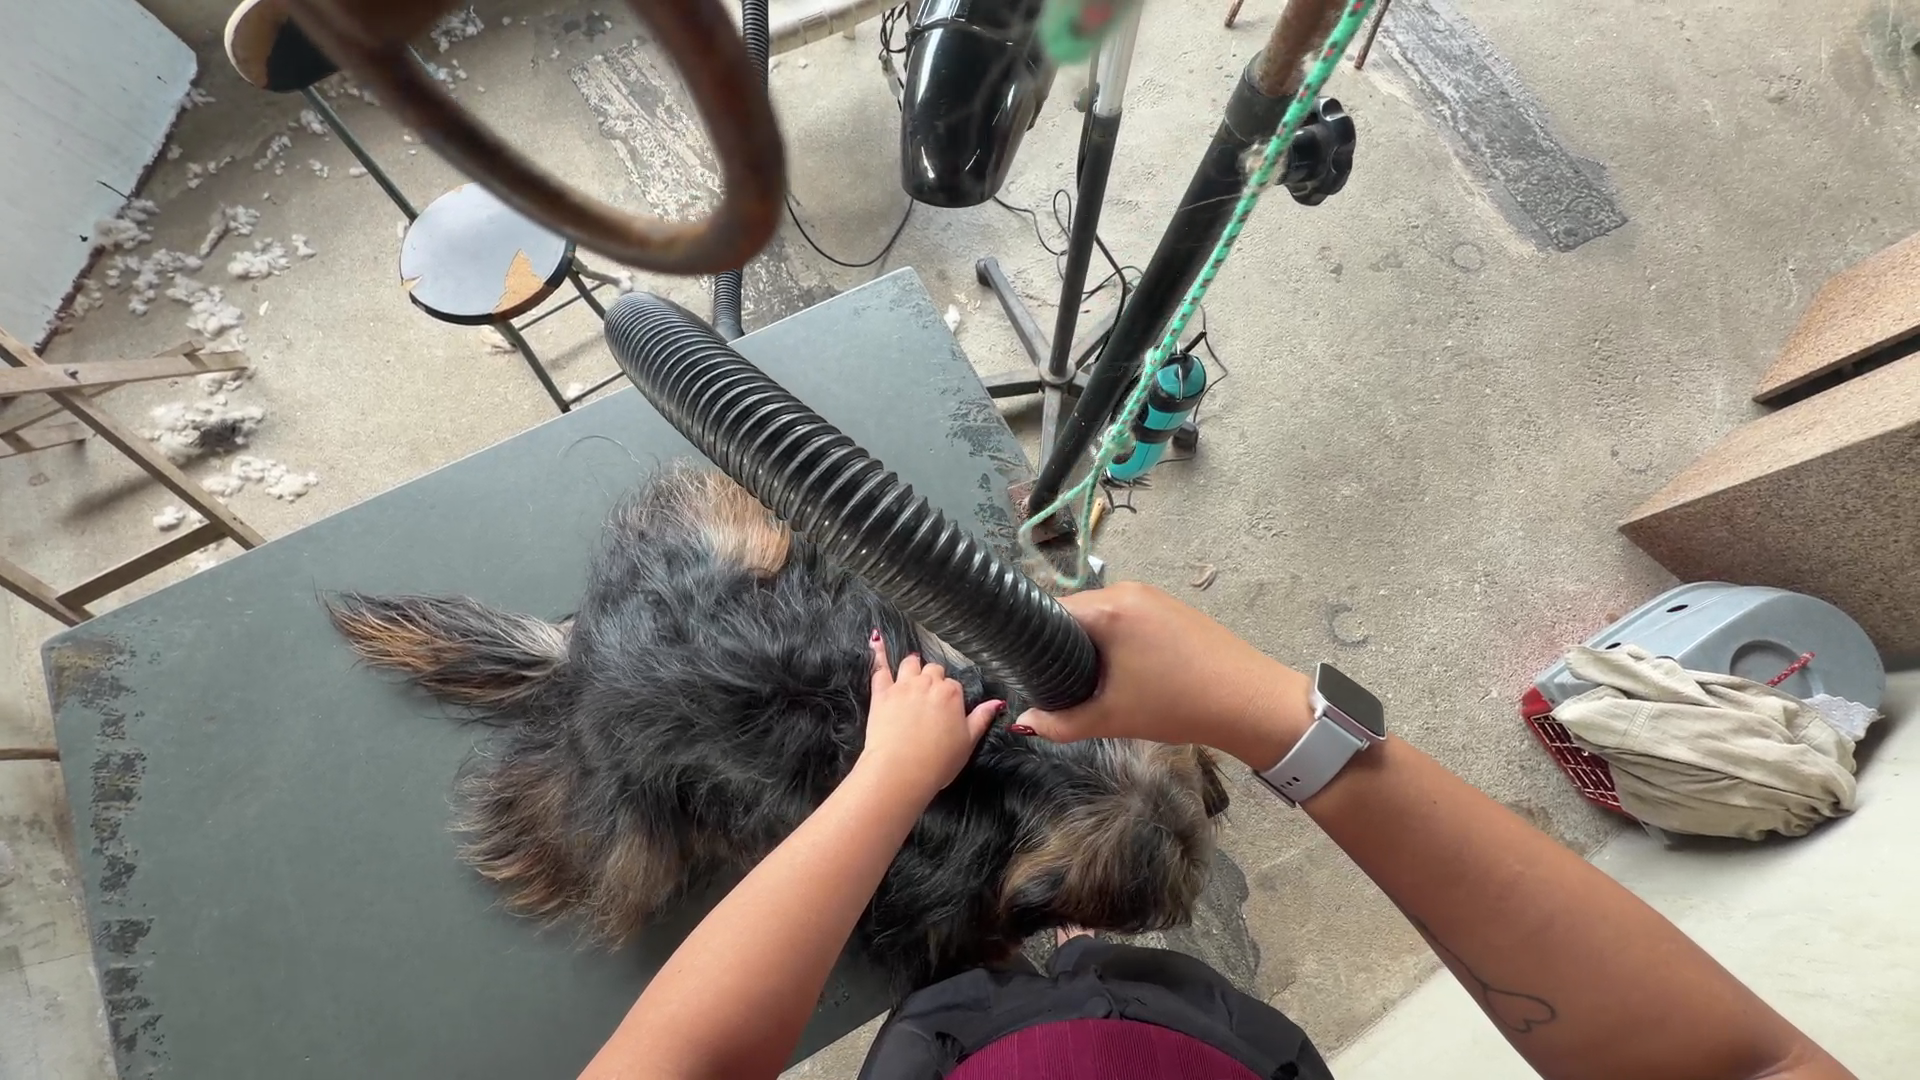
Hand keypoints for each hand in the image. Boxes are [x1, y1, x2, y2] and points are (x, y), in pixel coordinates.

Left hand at [858, 633, 1001, 799]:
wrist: (901, 771)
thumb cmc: (937, 761)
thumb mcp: (968, 742)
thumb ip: (982, 718)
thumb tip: (997, 703)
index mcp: (952, 694)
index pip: (954, 685)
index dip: (950, 697)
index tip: (947, 710)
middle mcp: (928, 684)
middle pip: (933, 670)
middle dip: (933, 678)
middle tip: (930, 695)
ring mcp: (903, 686)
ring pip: (910, 664)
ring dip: (913, 665)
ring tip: (912, 667)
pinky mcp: (881, 693)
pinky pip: (879, 668)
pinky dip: (878, 653)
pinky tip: (875, 639)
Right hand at [1013, 582, 1314, 770]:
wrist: (1252, 703)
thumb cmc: (1177, 705)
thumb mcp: (1111, 718)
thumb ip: (1060, 722)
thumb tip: (1023, 723)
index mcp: (1108, 607)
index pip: (1049, 612)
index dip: (1033, 639)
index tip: (1027, 668)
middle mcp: (1127, 589)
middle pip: (1076, 611)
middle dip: (1063, 643)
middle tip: (1057, 680)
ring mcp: (1153, 595)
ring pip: (1103, 614)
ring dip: (1092, 641)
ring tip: (1090, 677)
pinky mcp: (1172, 606)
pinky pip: (1127, 615)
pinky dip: (1117, 637)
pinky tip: (1123, 668)